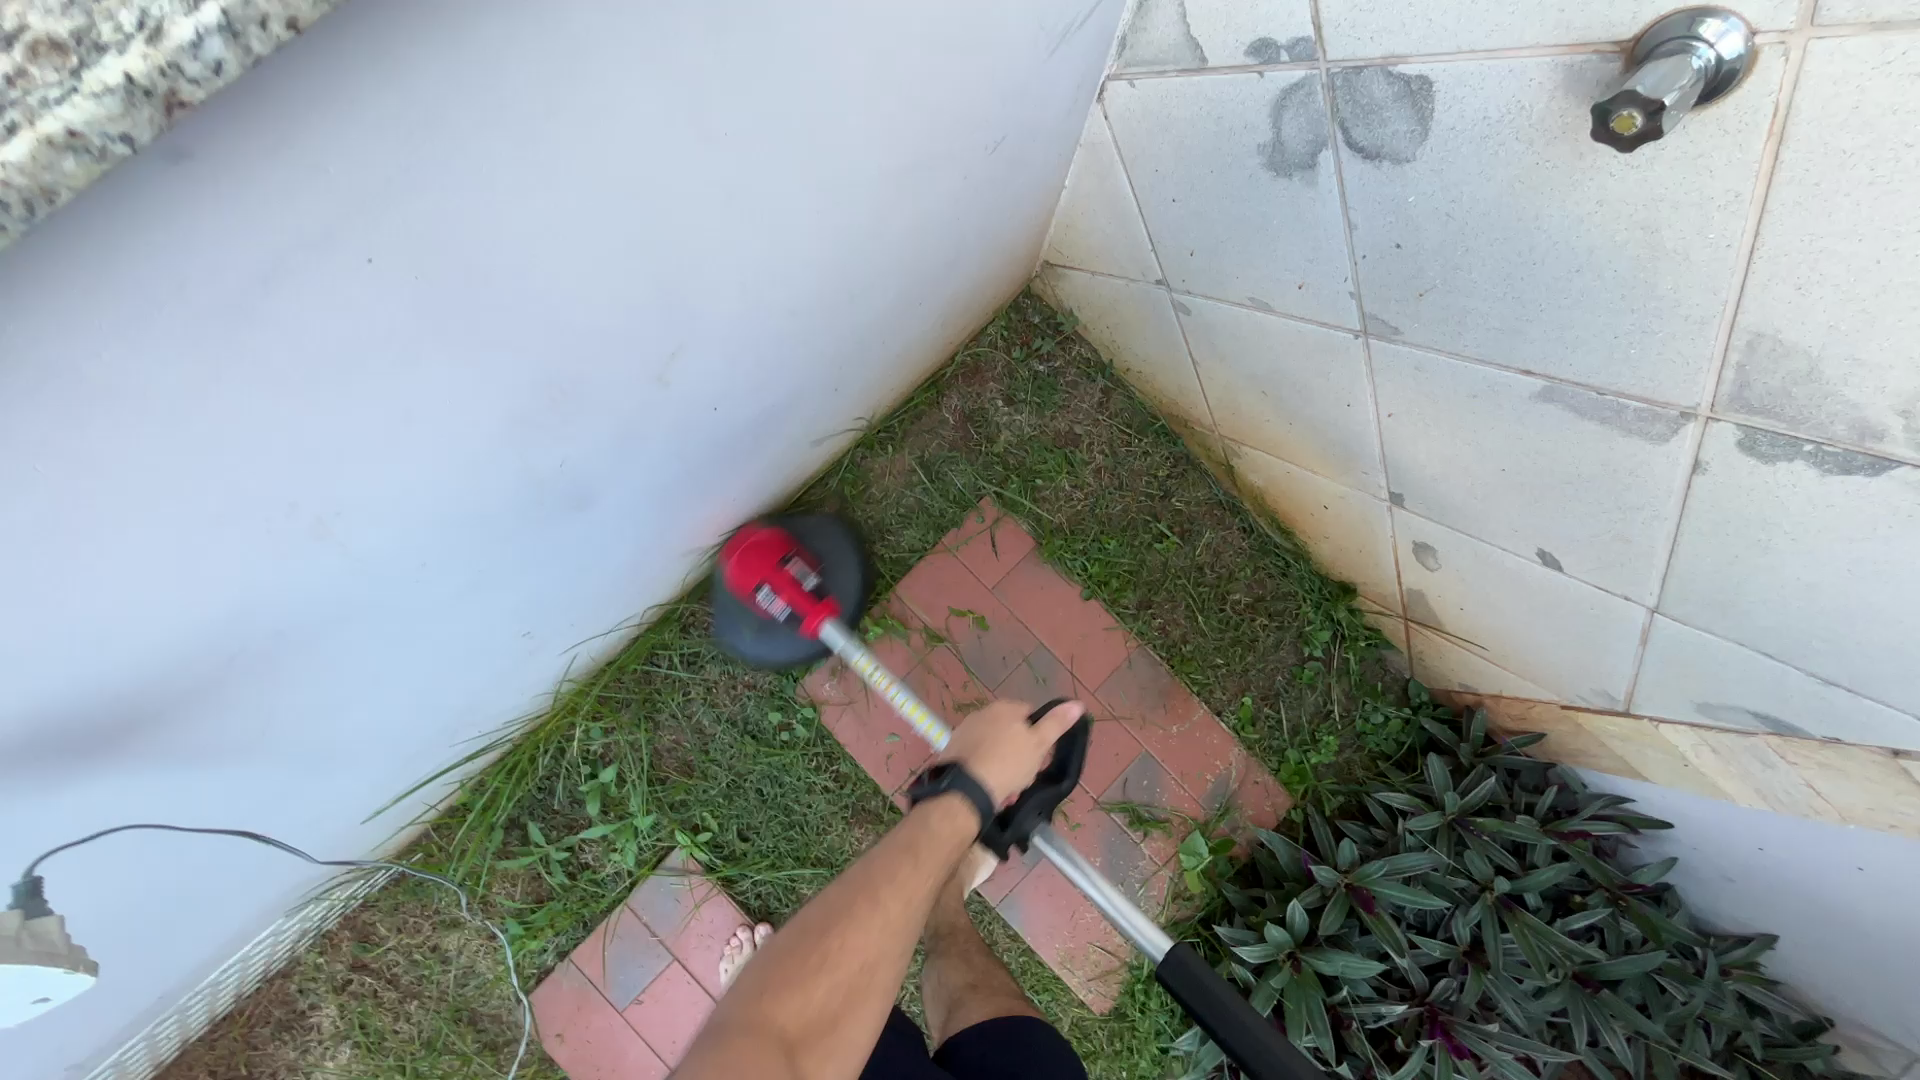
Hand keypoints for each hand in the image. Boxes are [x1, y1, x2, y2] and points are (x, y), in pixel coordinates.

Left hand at [935, 699, 1085, 806]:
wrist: (965, 788)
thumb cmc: (1008, 763)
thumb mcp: (1039, 744)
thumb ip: (1057, 723)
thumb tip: (1078, 704)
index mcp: (1004, 708)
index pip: (1030, 715)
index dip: (1039, 737)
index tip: (1040, 757)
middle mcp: (982, 714)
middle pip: (1011, 734)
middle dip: (1020, 756)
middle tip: (1024, 777)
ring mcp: (964, 732)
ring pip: (994, 750)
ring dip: (1004, 768)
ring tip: (1007, 792)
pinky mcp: (952, 751)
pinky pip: (977, 760)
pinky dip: (985, 773)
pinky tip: (990, 791)